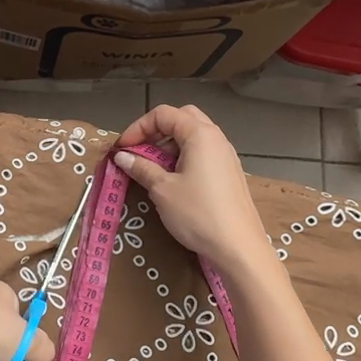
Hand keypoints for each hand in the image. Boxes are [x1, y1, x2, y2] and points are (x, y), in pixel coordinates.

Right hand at [115, 104, 270, 271]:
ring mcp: (226, 155)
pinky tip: (173, 180)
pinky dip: (184, 157)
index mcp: (200, 134)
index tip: (122, 149)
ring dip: (169, 145)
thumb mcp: (162, 189)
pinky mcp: (229, 173)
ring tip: (152, 168)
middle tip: (139, 150)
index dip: (138, 127)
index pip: (164, 114)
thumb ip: (141, 167)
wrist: (238, 247)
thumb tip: (122, 156)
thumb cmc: (198, 213)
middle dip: (156, 130)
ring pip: (193, 136)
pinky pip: (203, 153)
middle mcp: (216, 138)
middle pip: (182, 118)